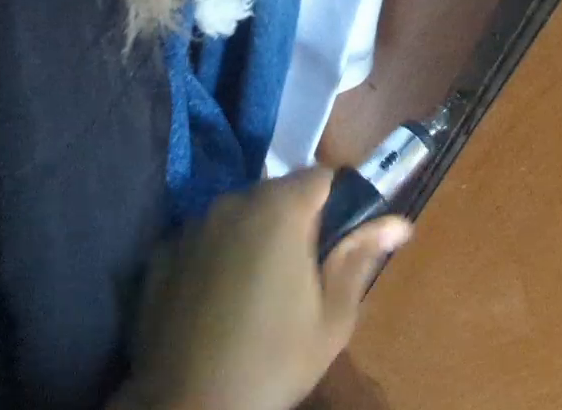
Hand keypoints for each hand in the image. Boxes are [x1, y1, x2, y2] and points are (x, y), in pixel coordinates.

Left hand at [119, 169, 413, 409]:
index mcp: (280, 209)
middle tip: (304, 273)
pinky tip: (218, 300)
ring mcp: (192, 224)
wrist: (189, 405)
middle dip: (296, 220)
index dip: (338, 200)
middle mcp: (233, 201)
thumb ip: (361, 257)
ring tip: (258, 290)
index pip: (321, 175)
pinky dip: (215, 256)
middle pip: (277, 192)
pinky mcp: (162, 251)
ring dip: (253, 235)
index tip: (341, 236)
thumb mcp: (332, 317)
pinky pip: (202, 239)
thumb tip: (399, 221)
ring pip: (238, 214)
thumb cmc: (273, 360)